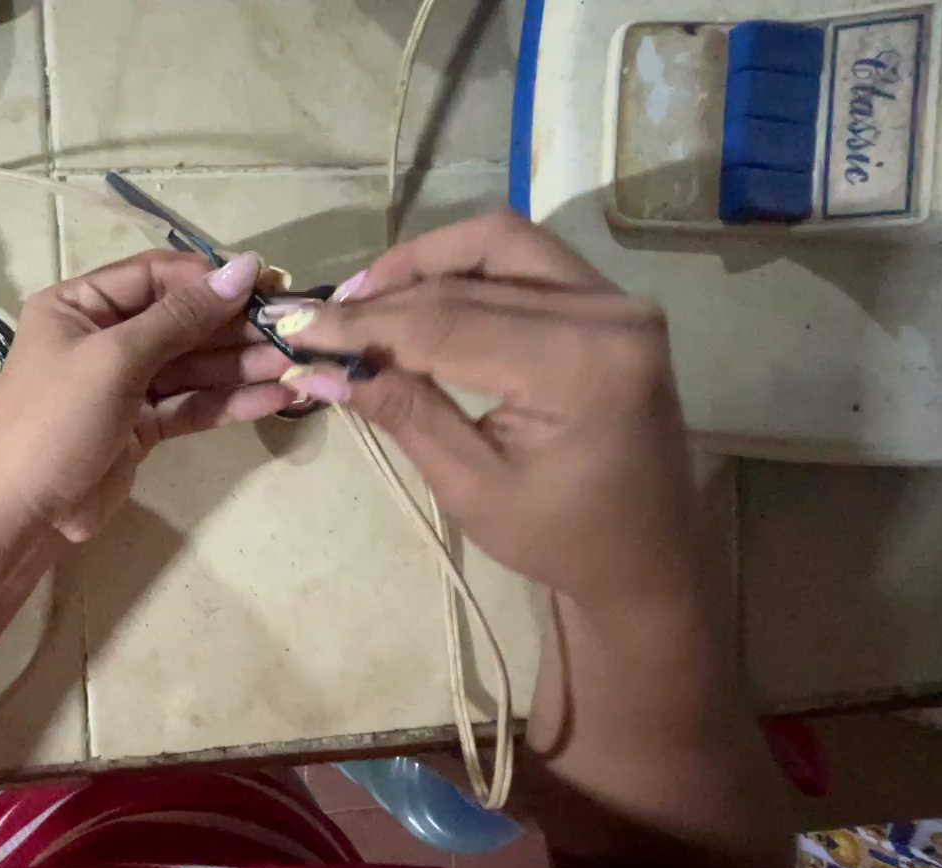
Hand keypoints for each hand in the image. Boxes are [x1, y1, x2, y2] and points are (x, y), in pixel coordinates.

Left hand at [0, 250, 297, 541]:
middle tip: (294, 326)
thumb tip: (243, 268)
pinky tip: (275, 397)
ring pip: (191, 366)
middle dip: (235, 325)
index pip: (154, 276)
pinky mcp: (141, 427)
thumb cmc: (57, 423)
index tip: (265, 283)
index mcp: (79, 306)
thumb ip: (180, 317)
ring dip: (242, 365)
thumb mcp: (115, 360)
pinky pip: (190, 405)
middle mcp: (102, 338)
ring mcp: (124, 385)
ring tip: (297, 363)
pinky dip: (228, 402)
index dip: (209, 279)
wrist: (26, 513)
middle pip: (180, 321)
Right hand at [273, 210, 702, 609]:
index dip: (361, 325)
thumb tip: (320, 372)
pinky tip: (412, 297)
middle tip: (316, 323)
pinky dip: (456, 268)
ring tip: (360, 302)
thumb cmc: (556, 536)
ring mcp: (612, 299)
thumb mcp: (468, 486)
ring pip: (496, 241)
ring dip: (419, 264)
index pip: (445, 323)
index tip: (296, 329)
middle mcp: (607, 312)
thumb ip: (402, 413)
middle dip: (380, 297)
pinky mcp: (604, 303)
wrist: (645, 552)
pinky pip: (519, 259)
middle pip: (466, 275)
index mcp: (578, 367)